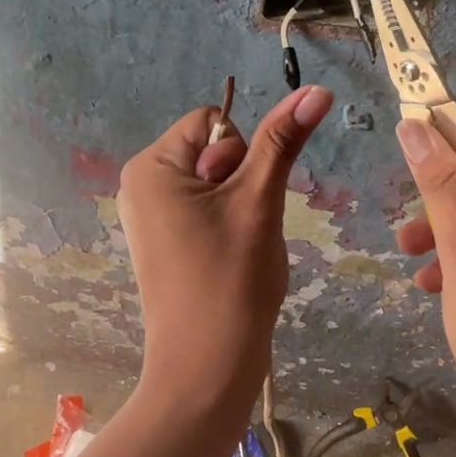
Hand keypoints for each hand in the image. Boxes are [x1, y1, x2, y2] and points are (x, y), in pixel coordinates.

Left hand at [117, 85, 333, 408]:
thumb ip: (284, 140)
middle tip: (239, 228)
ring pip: (211, 180)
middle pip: (210, 148)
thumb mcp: (260, 202)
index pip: (213, 120)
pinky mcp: (158, 240)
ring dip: (237, 203)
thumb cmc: (231, 279)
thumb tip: (317, 88)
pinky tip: (226, 257)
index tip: (241, 197)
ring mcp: (146, 214)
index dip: (241, 152)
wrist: (205, 368)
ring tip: (235, 246)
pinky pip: (200, 208)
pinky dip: (223, 223)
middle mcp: (138, 182)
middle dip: (239, 179)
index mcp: (150, 164)